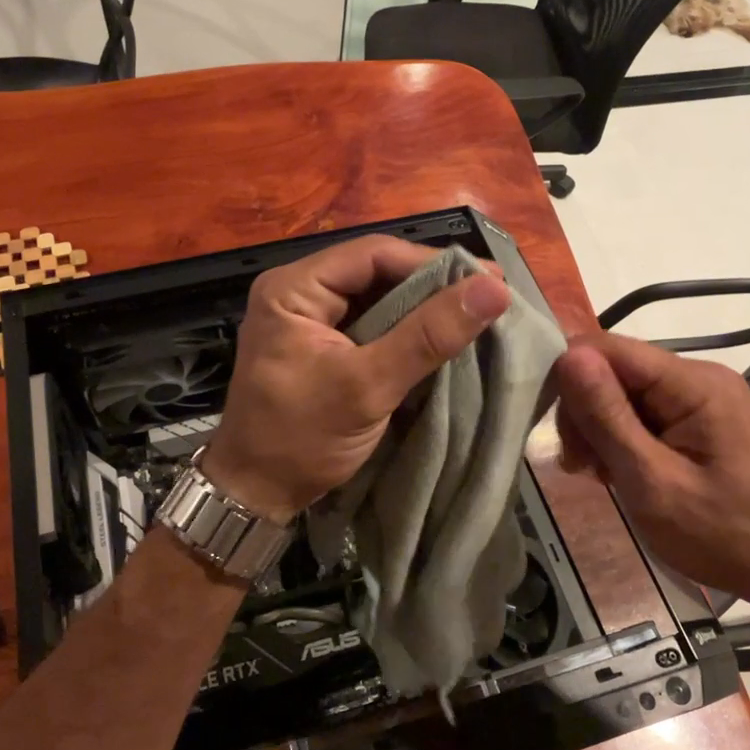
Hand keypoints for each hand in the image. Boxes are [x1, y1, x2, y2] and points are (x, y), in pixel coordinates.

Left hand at [204, 236, 511, 523]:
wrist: (255, 494)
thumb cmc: (301, 439)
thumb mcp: (367, 386)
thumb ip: (427, 336)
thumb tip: (494, 289)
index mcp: (292, 288)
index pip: (372, 254)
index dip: (432, 262)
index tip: (489, 278)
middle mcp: (297, 291)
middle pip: (375, 272)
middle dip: (432, 284)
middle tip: (491, 295)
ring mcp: (307, 318)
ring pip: (376, 297)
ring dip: (423, 307)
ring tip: (477, 312)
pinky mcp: (320, 345)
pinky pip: (370, 324)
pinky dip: (405, 330)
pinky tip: (443, 336)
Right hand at [552, 333, 749, 616]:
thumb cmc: (729, 537)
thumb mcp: (655, 483)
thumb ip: (608, 417)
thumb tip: (567, 356)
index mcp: (694, 383)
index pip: (606, 347)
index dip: (570, 380)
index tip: (559, 435)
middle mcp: (702, 378)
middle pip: (616, 371)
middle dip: (587, 413)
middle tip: (583, 469)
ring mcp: (709, 401)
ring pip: (628, 395)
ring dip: (604, 432)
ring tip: (606, 479)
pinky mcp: (710, 425)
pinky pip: (650, 415)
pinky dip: (628, 441)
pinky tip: (627, 476)